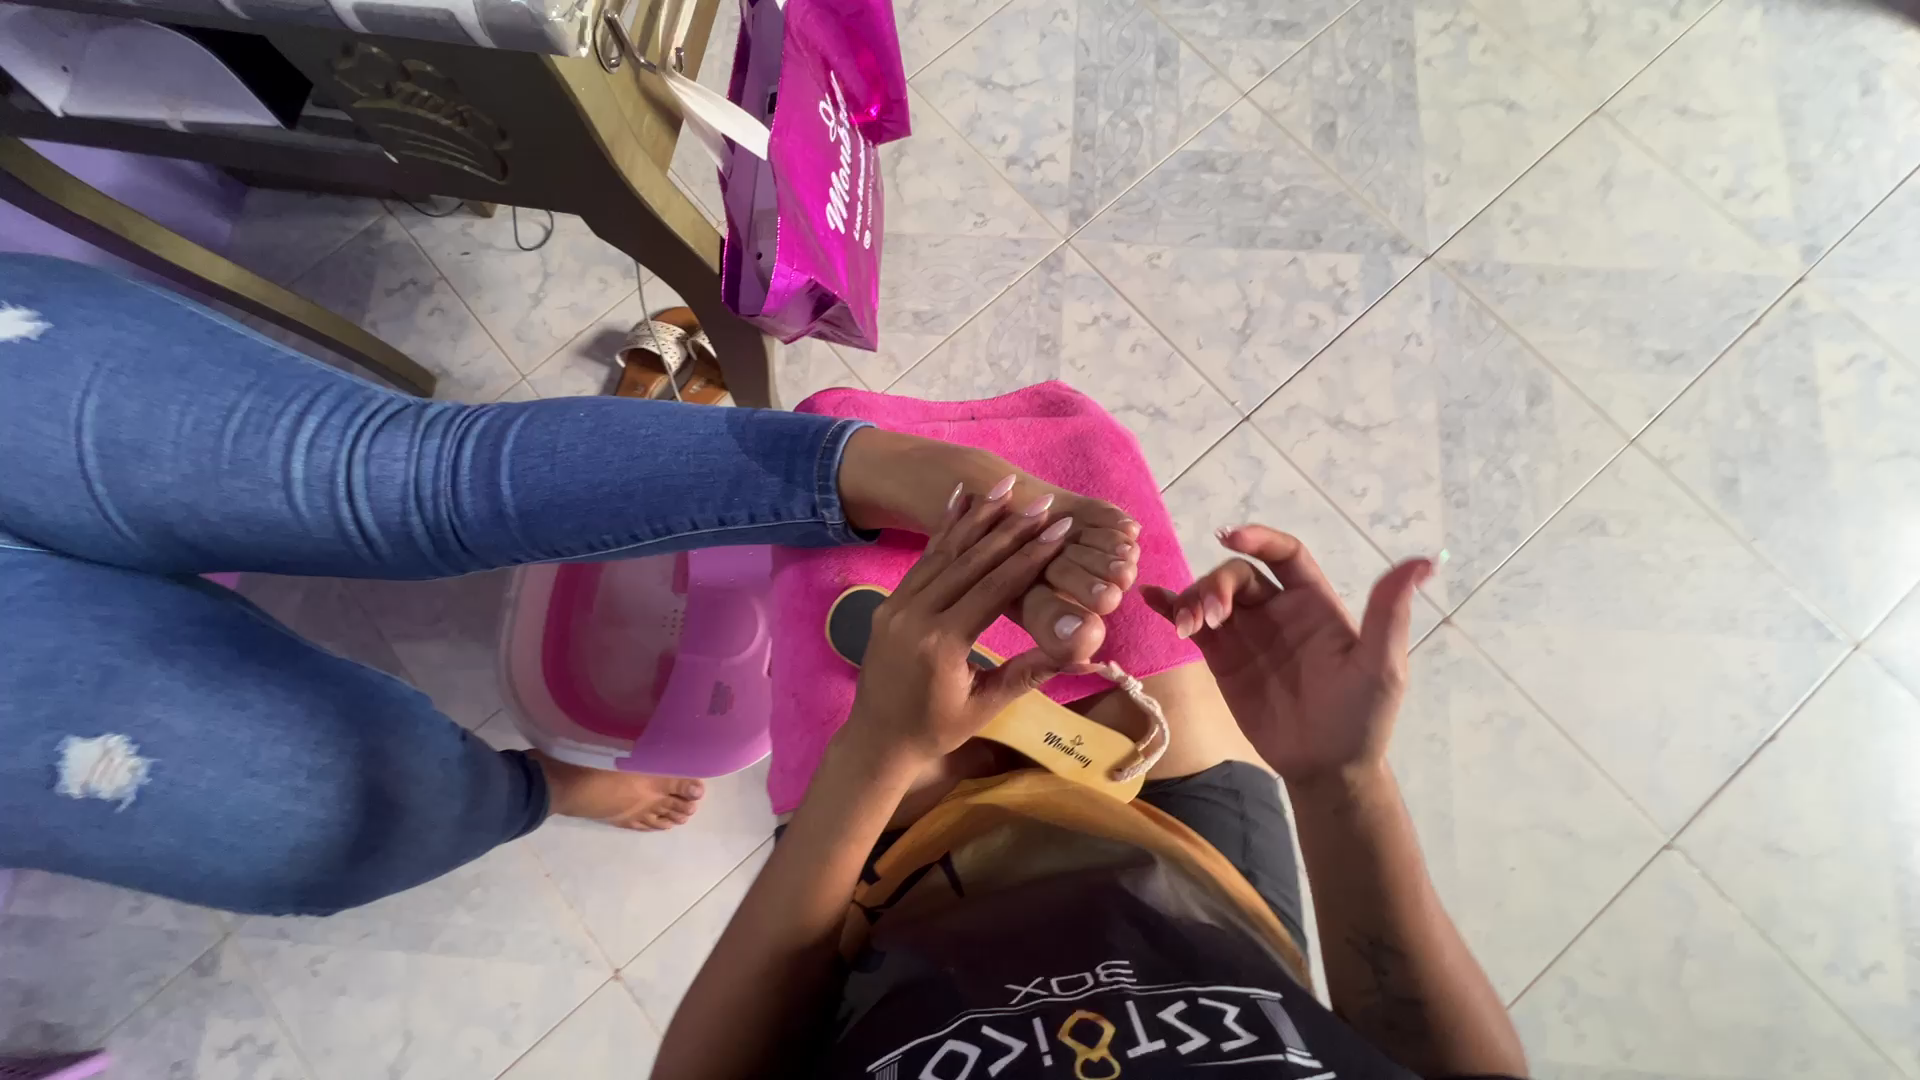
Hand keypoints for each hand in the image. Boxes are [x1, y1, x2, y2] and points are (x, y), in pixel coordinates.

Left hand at [840, 491, 1077, 767]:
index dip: (1030, 557)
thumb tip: (1080, 649)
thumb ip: (1028, 672)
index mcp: (941, 644)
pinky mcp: (889, 602)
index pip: (994, 589)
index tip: (1060, 529)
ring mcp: (897, 605)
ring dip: (978, 517)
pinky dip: (944, 529)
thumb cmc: (936, 730)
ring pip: (944, 552)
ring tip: (1006, 486)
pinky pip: (922, 560)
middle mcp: (915, 616)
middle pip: (971, 562)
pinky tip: (959, 498)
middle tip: (1043, 502)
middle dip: (1010, 529)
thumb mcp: (984, 706)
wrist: (876, 739)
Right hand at [1141, 525, 1430, 788]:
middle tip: (1207, 615)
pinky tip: (1151, 599)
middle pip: (1237, 576)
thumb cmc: (1361, 716)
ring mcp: (1246, 634)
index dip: (1259, 538)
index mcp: (1313, 603)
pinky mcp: (1222, 659)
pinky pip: (1193, 625)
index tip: (1228, 537)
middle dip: (1216, 585)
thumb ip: (1388, 613)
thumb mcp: (1382, 666)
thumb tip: (1425, 561)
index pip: (1284, 554)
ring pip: (1210, 597)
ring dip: (1191, 599)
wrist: (1326, 767)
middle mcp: (1276, 611)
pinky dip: (1169, 607)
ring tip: (1186, 627)